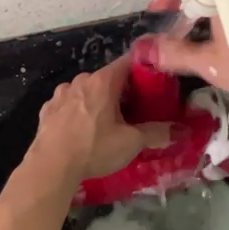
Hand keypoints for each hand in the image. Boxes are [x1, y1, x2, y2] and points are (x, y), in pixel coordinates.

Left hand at [24, 57, 172, 184]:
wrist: (50, 166)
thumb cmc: (94, 148)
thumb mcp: (131, 142)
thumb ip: (157, 133)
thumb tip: (182, 130)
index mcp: (103, 81)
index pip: (128, 63)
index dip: (142, 71)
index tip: (153, 84)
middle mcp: (80, 81)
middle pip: (106, 78)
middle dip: (120, 91)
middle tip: (132, 112)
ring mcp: (60, 94)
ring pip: (85, 91)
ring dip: (96, 102)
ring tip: (105, 123)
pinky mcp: (46, 110)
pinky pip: (67, 105)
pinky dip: (76, 113)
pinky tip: (80, 130)